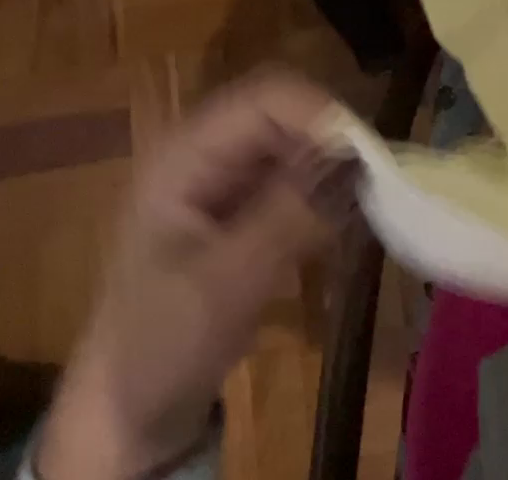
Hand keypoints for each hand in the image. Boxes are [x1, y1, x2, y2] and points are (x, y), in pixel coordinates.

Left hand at [37, 69, 357, 479]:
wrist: (132, 408)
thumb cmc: (162, 342)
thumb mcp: (227, 280)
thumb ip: (289, 215)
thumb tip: (354, 160)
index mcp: (186, 156)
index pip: (264, 99)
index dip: (319, 113)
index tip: (366, 154)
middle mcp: (211, 154)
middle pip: (289, 114)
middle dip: (334, 140)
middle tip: (376, 181)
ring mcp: (231, 181)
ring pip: (301, 143)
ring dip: (336, 167)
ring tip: (366, 205)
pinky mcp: (250, 208)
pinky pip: (302, 178)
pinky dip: (329, 192)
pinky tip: (344, 224)